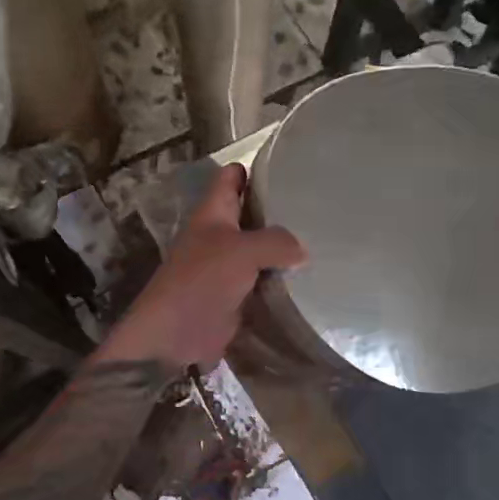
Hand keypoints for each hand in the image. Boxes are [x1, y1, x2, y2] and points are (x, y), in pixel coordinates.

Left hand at [96, 164, 306, 369]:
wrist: (176, 335)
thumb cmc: (201, 281)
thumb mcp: (241, 251)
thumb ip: (276, 242)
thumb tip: (302, 251)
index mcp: (212, 213)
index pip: (231, 177)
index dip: (254, 168)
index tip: (288, 164)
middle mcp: (219, 236)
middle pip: (250, 214)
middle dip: (278, 208)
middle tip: (318, 203)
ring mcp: (226, 267)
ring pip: (259, 249)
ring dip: (283, 247)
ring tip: (322, 238)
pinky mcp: (235, 296)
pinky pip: (263, 281)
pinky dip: (281, 279)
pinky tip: (309, 277)